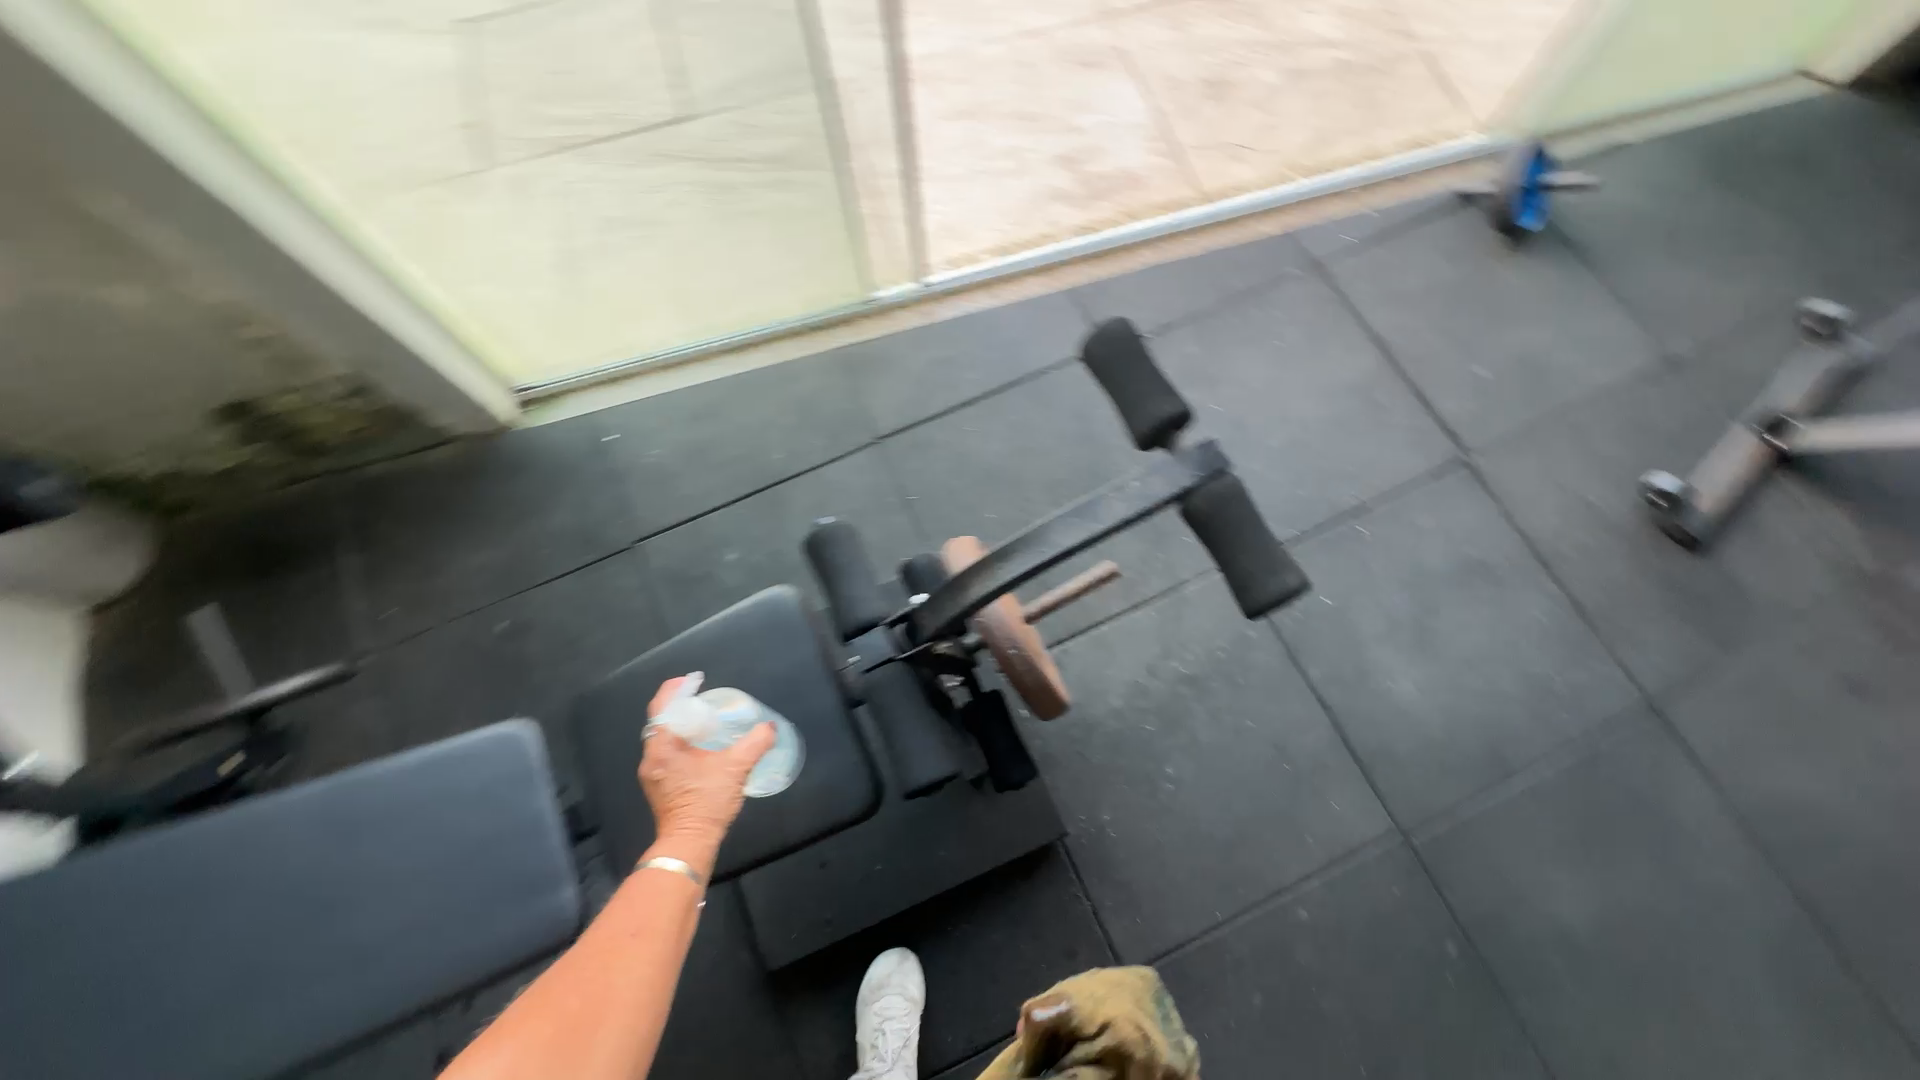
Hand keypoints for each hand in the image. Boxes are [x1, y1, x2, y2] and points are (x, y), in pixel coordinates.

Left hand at [638, 677, 775, 873]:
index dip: (677, 688)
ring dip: (680, 724)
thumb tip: (769, 727)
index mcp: (663, 746)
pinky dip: (680, 741)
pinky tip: (699, 746)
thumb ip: (755, 743)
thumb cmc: (707, 802)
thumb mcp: (736, 768)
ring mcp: (652, 773)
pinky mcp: (658, 786)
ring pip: (663, 737)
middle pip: (661, 720)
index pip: (663, 706)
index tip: (695, 679)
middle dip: (680, 704)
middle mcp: (651, 756)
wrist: (689, 843)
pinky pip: (666, 752)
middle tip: (702, 697)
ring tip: (704, 719)